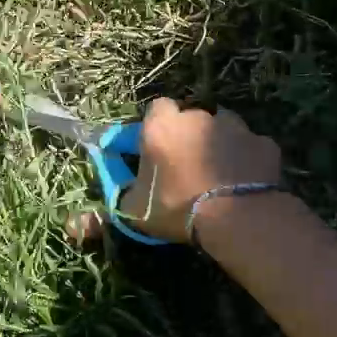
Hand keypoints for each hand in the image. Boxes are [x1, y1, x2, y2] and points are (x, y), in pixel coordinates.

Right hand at [66, 98, 284, 246]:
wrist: (239, 216)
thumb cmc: (177, 207)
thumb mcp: (135, 212)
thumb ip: (105, 213)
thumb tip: (72, 228)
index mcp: (161, 126)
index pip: (156, 109)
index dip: (156, 127)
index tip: (155, 149)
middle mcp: (196, 117)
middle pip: (189, 117)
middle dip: (187, 134)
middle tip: (183, 165)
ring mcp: (234, 127)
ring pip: (223, 127)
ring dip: (218, 142)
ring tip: (215, 172)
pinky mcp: (263, 144)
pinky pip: (251, 146)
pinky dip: (246, 159)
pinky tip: (243, 181)